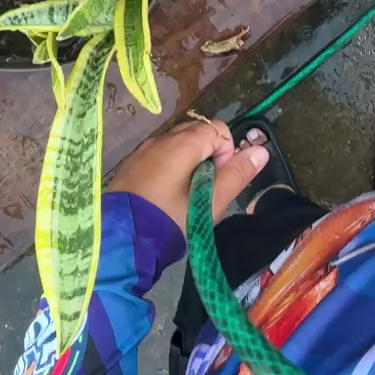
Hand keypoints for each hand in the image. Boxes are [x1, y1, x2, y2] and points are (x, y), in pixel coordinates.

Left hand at [105, 115, 267, 231]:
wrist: (114, 245)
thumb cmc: (167, 222)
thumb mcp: (208, 203)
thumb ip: (236, 175)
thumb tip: (261, 150)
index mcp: (182, 143)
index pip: (218, 129)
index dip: (227, 152)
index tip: (220, 181)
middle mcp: (161, 138)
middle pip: (197, 133)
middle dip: (210, 156)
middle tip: (205, 190)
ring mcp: (142, 151)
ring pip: (177, 145)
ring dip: (190, 163)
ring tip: (185, 196)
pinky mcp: (129, 166)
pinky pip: (159, 156)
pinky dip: (169, 168)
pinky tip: (164, 197)